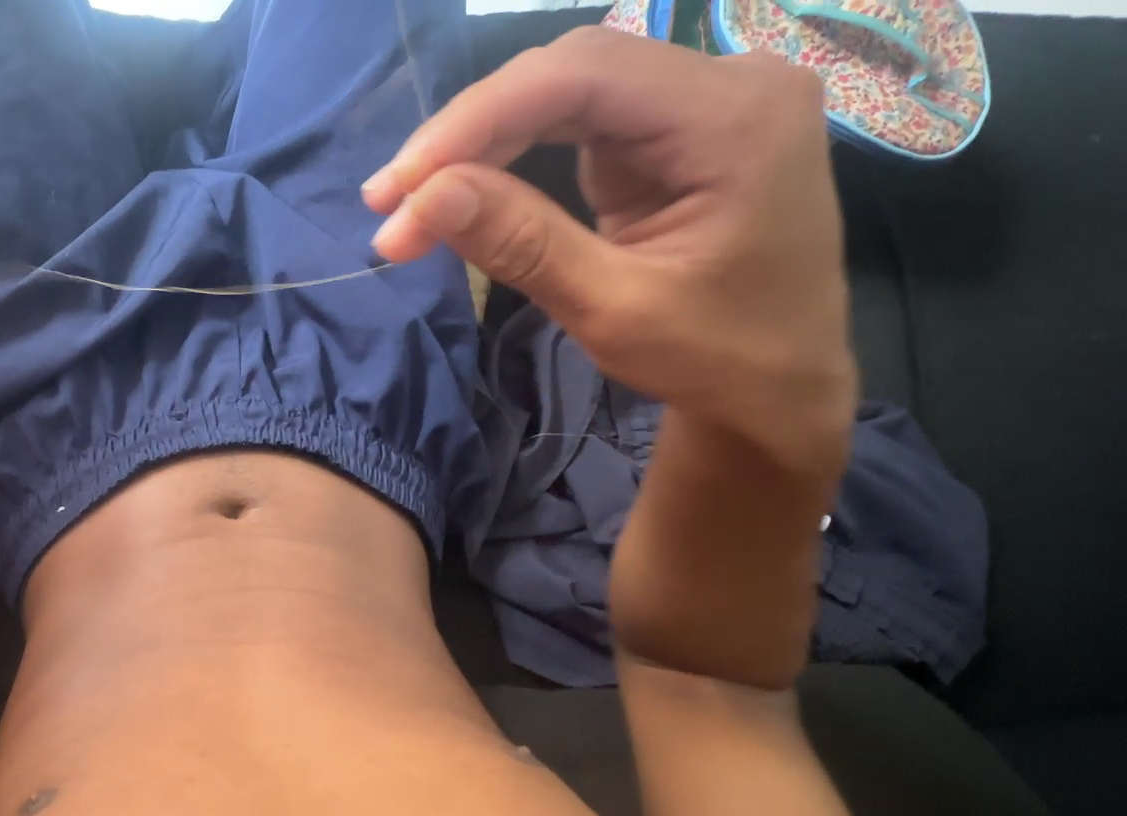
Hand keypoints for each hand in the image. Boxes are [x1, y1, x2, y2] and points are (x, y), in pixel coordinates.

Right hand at [365, 29, 858, 686]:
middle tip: (390, 198)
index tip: (401, 184)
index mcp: (733, 117)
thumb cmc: (712, 358)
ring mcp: (701, 105)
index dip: (477, 120)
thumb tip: (423, 200)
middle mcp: (725, 86)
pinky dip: (513, 155)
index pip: (583, 77)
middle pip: (571, 73)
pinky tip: (465, 184)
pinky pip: (578, 123)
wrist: (777, 389)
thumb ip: (522, 242)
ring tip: (411, 197)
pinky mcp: (673, 134)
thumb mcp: (612, 308)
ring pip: (567, 92)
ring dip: (482, 142)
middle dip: (471, 132)